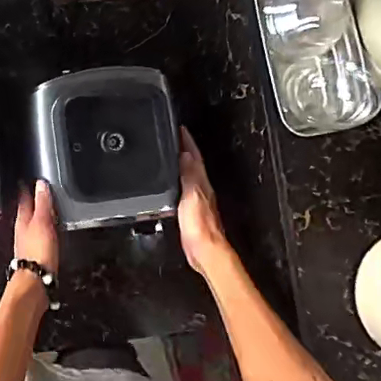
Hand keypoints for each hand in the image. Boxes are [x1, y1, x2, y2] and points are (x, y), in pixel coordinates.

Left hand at [12, 180, 58, 274]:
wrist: (36, 279)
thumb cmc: (38, 250)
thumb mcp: (42, 221)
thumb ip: (42, 202)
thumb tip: (40, 184)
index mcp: (23, 219)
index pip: (23, 199)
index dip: (26, 189)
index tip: (27, 180)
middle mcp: (22, 230)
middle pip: (26, 211)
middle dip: (31, 202)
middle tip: (35, 192)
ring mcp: (28, 242)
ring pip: (31, 223)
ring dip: (37, 215)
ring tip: (44, 209)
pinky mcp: (35, 253)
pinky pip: (39, 235)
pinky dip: (43, 229)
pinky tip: (48, 231)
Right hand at [177, 127, 233, 277]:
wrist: (206, 251)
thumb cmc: (200, 227)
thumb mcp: (192, 195)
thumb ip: (189, 175)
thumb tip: (186, 154)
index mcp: (201, 182)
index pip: (194, 156)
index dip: (187, 141)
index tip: (181, 128)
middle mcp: (201, 189)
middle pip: (194, 163)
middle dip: (186, 148)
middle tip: (177, 137)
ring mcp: (198, 200)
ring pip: (190, 174)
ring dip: (183, 163)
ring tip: (175, 154)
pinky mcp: (192, 212)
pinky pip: (186, 188)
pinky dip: (180, 180)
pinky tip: (174, 183)